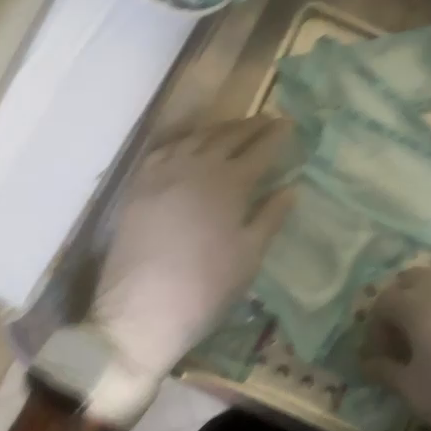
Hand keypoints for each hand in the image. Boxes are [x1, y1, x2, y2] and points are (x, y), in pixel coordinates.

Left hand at [87, 116, 296, 423]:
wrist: (141, 310)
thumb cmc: (206, 287)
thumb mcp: (250, 256)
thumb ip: (271, 217)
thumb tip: (291, 188)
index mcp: (229, 184)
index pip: (259, 150)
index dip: (276, 136)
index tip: (290, 125)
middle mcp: (195, 167)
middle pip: (227, 136)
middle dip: (251, 126)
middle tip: (268, 120)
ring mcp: (162, 173)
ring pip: (195, 138)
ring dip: (219, 129)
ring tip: (235, 128)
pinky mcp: (138, 186)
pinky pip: (164, 150)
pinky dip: (184, 140)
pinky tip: (190, 144)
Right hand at [363, 269, 430, 430]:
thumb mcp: (413, 392)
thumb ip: (384, 369)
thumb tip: (367, 360)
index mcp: (418, 305)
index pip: (383, 301)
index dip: (376, 327)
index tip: (380, 354)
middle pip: (411, 280)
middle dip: (400, 303)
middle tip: (403, 338)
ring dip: (429, 300)